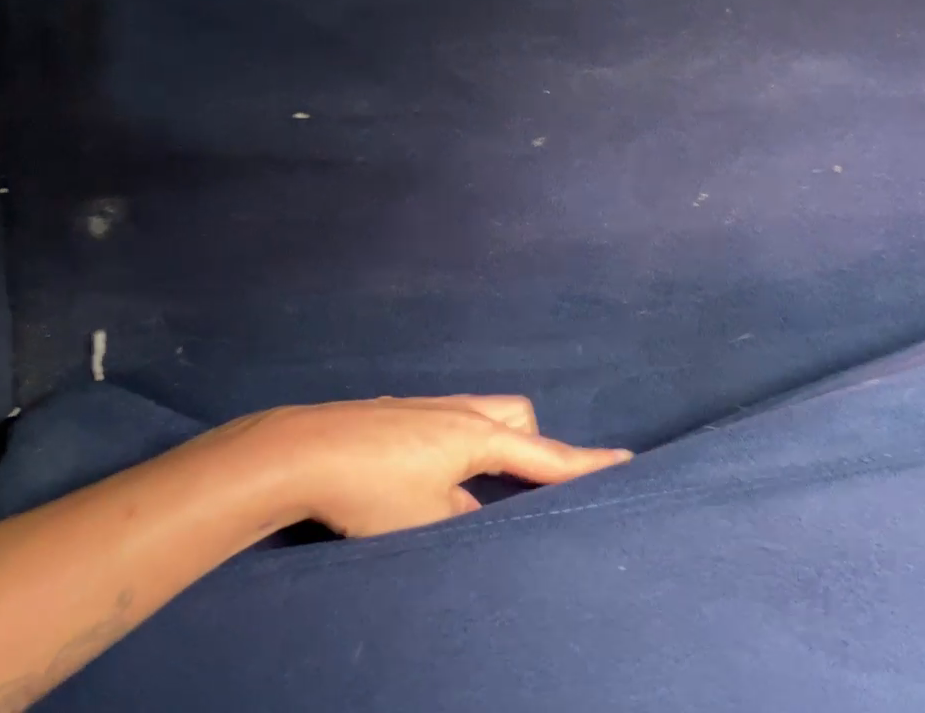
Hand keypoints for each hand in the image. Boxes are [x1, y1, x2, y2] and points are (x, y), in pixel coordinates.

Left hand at [198, 396, 631, 537]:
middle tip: (532, 481)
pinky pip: (450, 418)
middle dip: (534, 444)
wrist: (299, 450)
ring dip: (495, 441)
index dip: (586, 463)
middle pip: (518, 416)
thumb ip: (467, 515)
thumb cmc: (370, 490)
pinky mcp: (399, 410)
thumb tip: (479, 509)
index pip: (546, 455)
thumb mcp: (428, 519)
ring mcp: (426, 405)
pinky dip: (461, 441)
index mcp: (476, 436)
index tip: (625, 461)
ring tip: (482, 479)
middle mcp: (458, 411)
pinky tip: (432, 470)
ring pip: (481, 413)